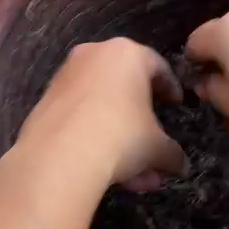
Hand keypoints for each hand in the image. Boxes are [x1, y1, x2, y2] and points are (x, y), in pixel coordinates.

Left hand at [14, 38, 186, 189]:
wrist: (61, 155)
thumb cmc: (122, 136)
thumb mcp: (157, 147)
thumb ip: (172, 153)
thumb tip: (182, 166)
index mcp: (127, 54)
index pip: (158, 66)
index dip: (171, 88)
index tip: (176, 104)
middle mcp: (94, 55)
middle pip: (127, 88)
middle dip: (144, 123)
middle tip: (155, 145)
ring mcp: (67, 76)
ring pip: (104, 106)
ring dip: (122, 137)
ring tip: (135, 174)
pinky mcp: (47, 100)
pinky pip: (82, 116)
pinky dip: (97, 137)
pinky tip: (108, 169)